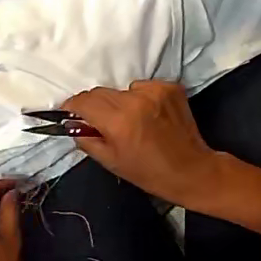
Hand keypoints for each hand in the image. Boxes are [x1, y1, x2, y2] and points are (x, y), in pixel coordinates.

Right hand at [62, 81, 228, 208]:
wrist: (191, 170)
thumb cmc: (149, 172)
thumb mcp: (111, 162)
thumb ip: (87, 139)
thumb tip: (73, 124)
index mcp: (118, 122)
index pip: (84, 102)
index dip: (72, 107)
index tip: (69, 113)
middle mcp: (135, 101)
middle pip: (100, 92)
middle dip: (93, 106)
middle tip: (96, 122)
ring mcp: (155, 91)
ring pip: (122, 90)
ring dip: (118, 102)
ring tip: (129, 121)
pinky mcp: (170, 88)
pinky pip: (143, 87)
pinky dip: (140, 99)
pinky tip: (148, 115)